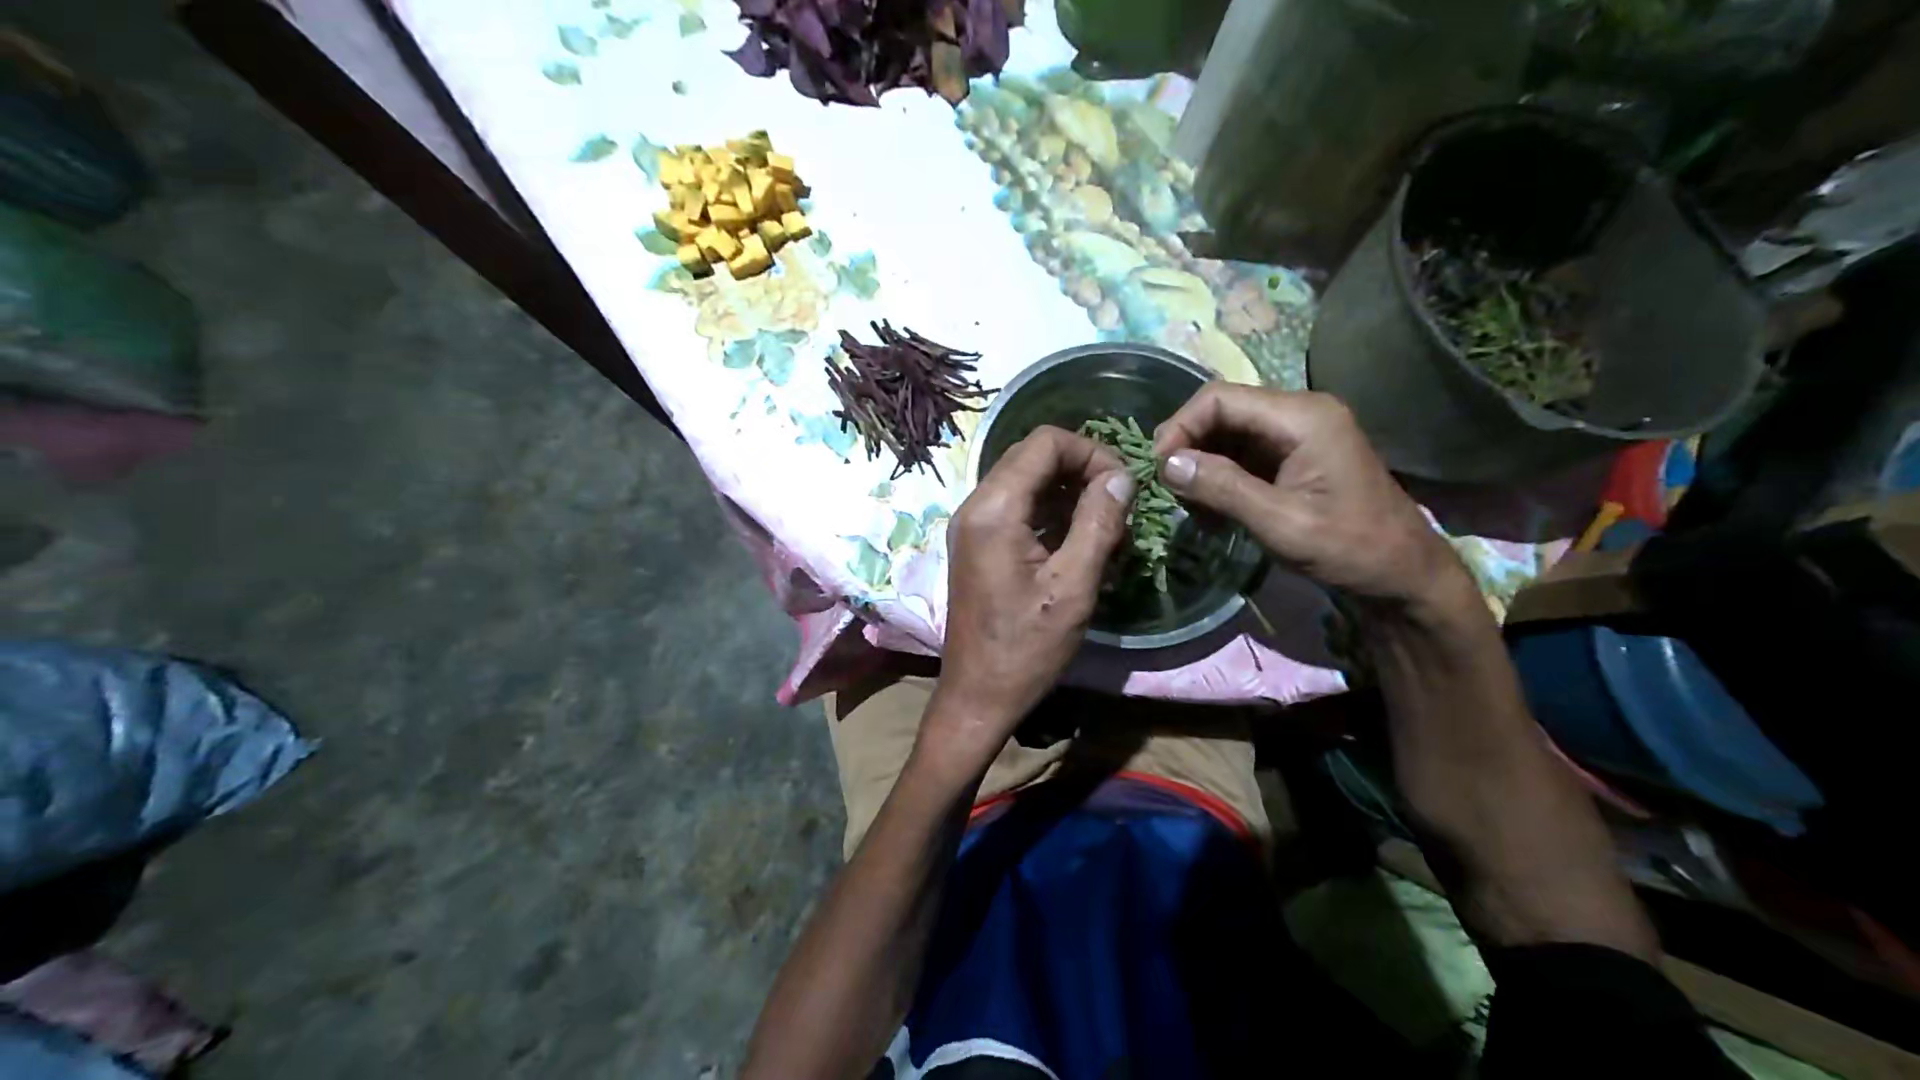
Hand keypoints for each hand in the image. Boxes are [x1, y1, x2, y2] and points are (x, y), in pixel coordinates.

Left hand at [934, 426, 1133, 759]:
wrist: (978, 693)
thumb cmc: (1026, 647)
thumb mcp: (1073, 586)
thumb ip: (1098, 523)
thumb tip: (1121, 477)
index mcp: (994, 509)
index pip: (1045, 442)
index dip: (1091, 453)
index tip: (1123, 486)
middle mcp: (975, 506)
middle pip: (1034, 456)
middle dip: (1083, 471)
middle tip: (1119, 505)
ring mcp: (972, 524)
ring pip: (1028, 481)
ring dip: (1070, 494)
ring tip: (1107, 529)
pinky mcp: (978, 543)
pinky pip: (1019, 508)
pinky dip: (1053, 514)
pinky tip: (1082, 545)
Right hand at [1153, 385, 1471, 616]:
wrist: (1402, 574)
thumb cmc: (1349, 547)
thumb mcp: (1281, 522)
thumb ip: (1223, 488)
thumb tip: (1166, 464)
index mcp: (1302, 417)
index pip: (1220, 398)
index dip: (1181, 426)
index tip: (1159, 468)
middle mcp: (1298, 413)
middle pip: (1222, 411)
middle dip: (1188, 447)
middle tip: (1168, 489)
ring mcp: (1297, 434)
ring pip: (1227, 433)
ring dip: (1201, 465)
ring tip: (1190, 505)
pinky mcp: (1292, 457)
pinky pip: (1241, 454)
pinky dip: (1219, 477)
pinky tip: (1210, 509)